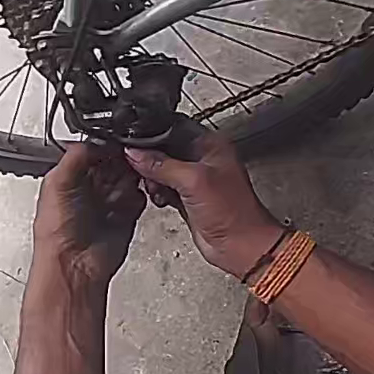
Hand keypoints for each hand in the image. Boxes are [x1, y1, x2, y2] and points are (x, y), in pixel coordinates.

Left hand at [32, 143, 146, 290]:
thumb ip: (75, 156)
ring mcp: (110, 201)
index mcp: (72, 176)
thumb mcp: (58, 182)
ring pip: (130, 176)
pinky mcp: (126, 215)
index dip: (108, 145)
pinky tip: (140, 191)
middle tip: (132, 155)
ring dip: (135, 173)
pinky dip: (143, 192)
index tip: (118, 141)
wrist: (74, 265)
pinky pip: (141, 197)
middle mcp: (92, 187)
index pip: (95, 151)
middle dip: (125, 157)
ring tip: (136, 172)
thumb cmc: (58, 232)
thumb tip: (94, 140)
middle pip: (116, 161)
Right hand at [124, 128, 283, 276]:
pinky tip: (159, 198)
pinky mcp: (187, 199)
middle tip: (143, 169)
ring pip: (162, 169)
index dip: (153, 134)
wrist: (240, 246)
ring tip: (155, 187)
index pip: (175, 127)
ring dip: (152, 178)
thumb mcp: (193, 180)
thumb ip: (162, 164)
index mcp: (211, 145)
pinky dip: (157, 192)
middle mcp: (203, 159)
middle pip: (165, 148)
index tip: (134, 142)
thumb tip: (135, 153)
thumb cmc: (233, 212)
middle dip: (150, 158)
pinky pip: (164, 188)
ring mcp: (194, 180)